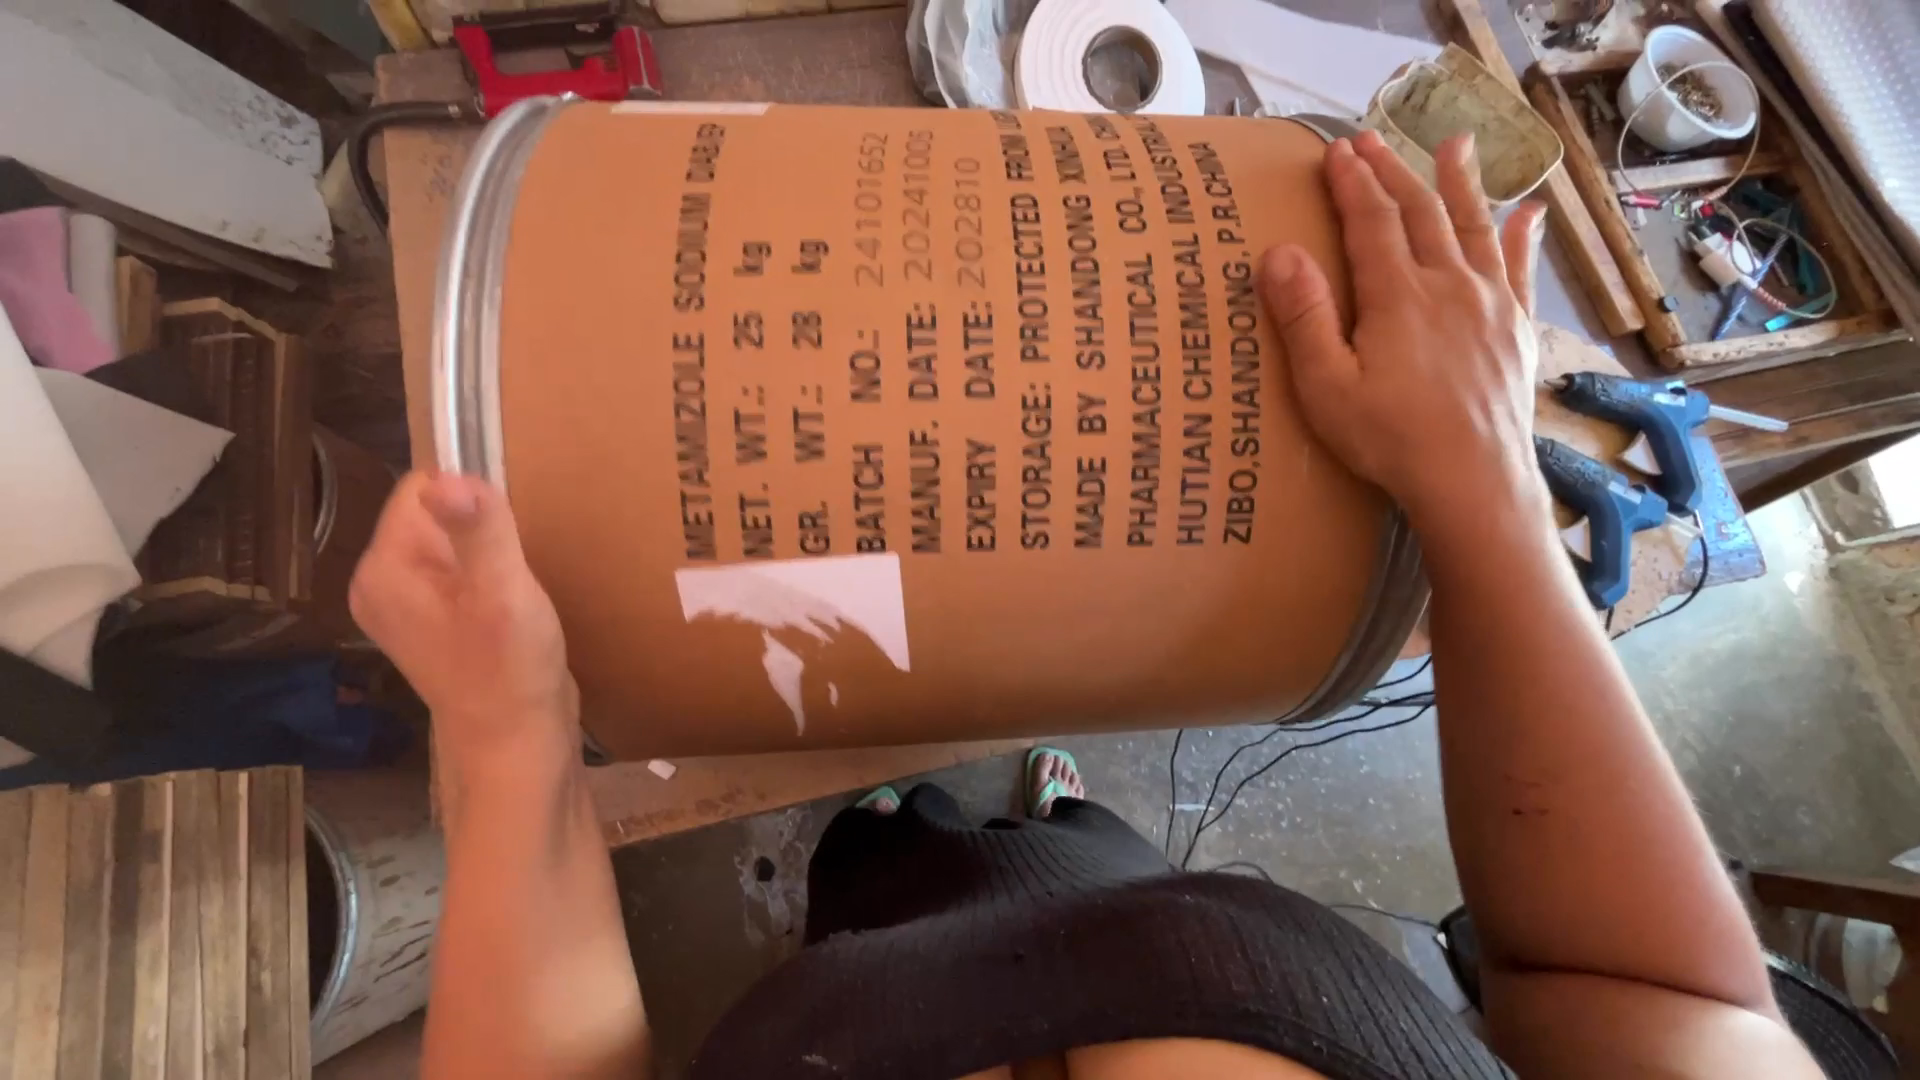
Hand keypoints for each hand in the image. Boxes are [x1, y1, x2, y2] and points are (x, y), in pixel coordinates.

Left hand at [350, 472, 578, 778]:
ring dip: (494, 553)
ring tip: (520, 585)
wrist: (517, 743)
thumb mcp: (501, 594)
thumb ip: (479, 533)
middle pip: (438, 516)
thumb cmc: (509, 670)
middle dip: (484, 528)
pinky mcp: (441, 624)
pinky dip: (494, 576)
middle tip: (518, 564)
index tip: (509, 529)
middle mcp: (386, 583)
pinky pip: (464, 573)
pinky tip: (516, 604)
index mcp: (386, 569)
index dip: (471, 497)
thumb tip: (454, 475)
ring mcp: (412, 607)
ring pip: (456, 545)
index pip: (422, 490)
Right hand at [1259, 130, 1549, 539]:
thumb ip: (1304, 318)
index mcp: (1397, 296)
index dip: (1352, 183)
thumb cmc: (1387, 437)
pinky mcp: (1515, 328)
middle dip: (1392, 172)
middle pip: (1419, 212)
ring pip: (1472, 227)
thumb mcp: (1325, 385)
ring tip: (1453, 145)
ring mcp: (1490, 302)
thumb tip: (1279, 253)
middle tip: (1372, 139)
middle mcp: (1448, 284)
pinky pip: (1520, 268)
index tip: (1336, 149)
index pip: (1371, 222)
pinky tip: (1527, 213)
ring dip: (1458, 184)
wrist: (1470, 479)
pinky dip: (1521, 235)